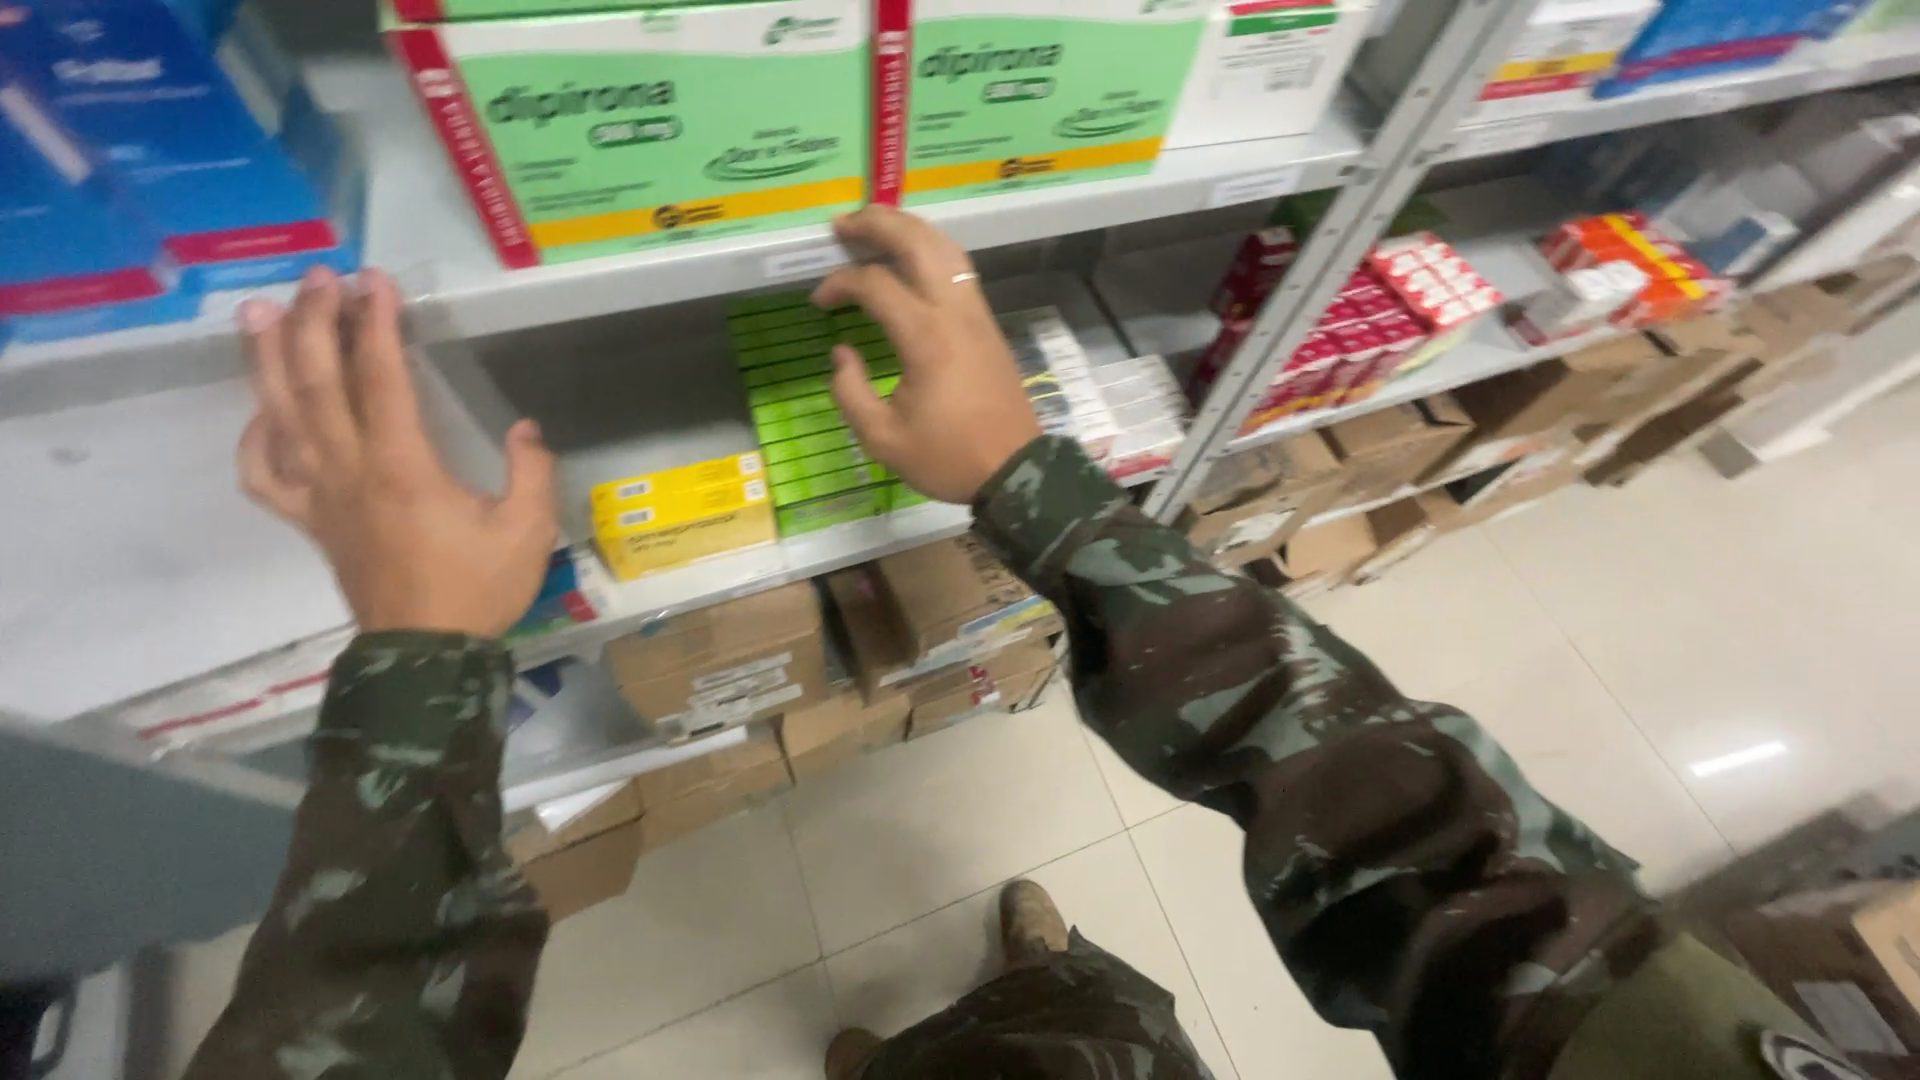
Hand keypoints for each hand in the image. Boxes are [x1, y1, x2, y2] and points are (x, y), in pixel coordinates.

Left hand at [236, 267, 558, 639]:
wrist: (426, 649)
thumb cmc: (481, 586)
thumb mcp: (530, 529)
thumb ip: (531, 471)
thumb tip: (524, 427)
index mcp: (404, 467)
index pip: (382, 380)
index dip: (376, 325)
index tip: (374, 281)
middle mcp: (350, 469)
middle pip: (317, 383)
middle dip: (313, 323)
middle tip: (316, 278)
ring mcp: (320, 495)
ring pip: (279, 415)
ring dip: (266, 359)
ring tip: (255, 311)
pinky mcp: (310, 520)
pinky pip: (264, 473)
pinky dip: (253, 437)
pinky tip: (262, 415)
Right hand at [815, 206, 1041, 503]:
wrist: (1014, 471)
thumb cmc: (948, 458)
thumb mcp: (883, 439)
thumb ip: (850, 392)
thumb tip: (842, 353)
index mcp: (925, 338)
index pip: (874, 283)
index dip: (839, 283)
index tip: (819, 302)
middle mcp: (954, 312)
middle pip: (916, 241)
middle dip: (876, 223)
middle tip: (842, 225)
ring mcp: (977, 313)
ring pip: (945, 247)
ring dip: (908, 229)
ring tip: (876, 230)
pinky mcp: (988, 324)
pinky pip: (960, 269)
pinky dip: (932, 250)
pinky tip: (913, 260)